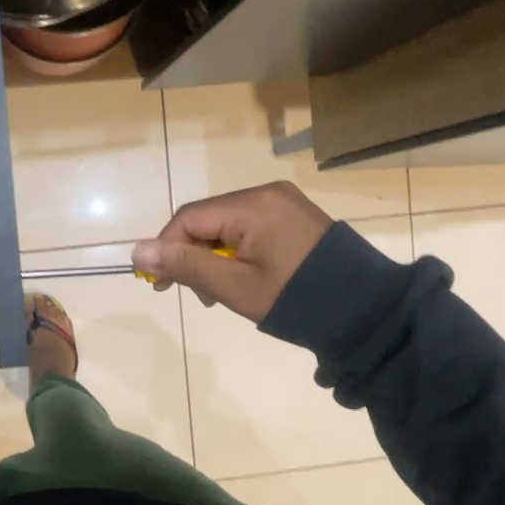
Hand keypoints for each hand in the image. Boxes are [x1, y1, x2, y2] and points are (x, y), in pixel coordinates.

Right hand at [131, 181, 332, 322]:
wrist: (366, 311)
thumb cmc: (295, 300)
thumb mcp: (234, 287)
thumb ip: (185, 266)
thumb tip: (137, 252)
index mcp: (252, 205)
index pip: (188, 219)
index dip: (166, 250)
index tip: (159, 285)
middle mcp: (266, 193)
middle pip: (206, 219)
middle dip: (192, 256)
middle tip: (196, 295)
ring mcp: (283, 202)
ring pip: (226, 225)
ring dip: (213, 256)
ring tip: (219, 293)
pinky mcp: (293, 215)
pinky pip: (249, 227)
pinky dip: (236, 251)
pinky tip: (241, 278)